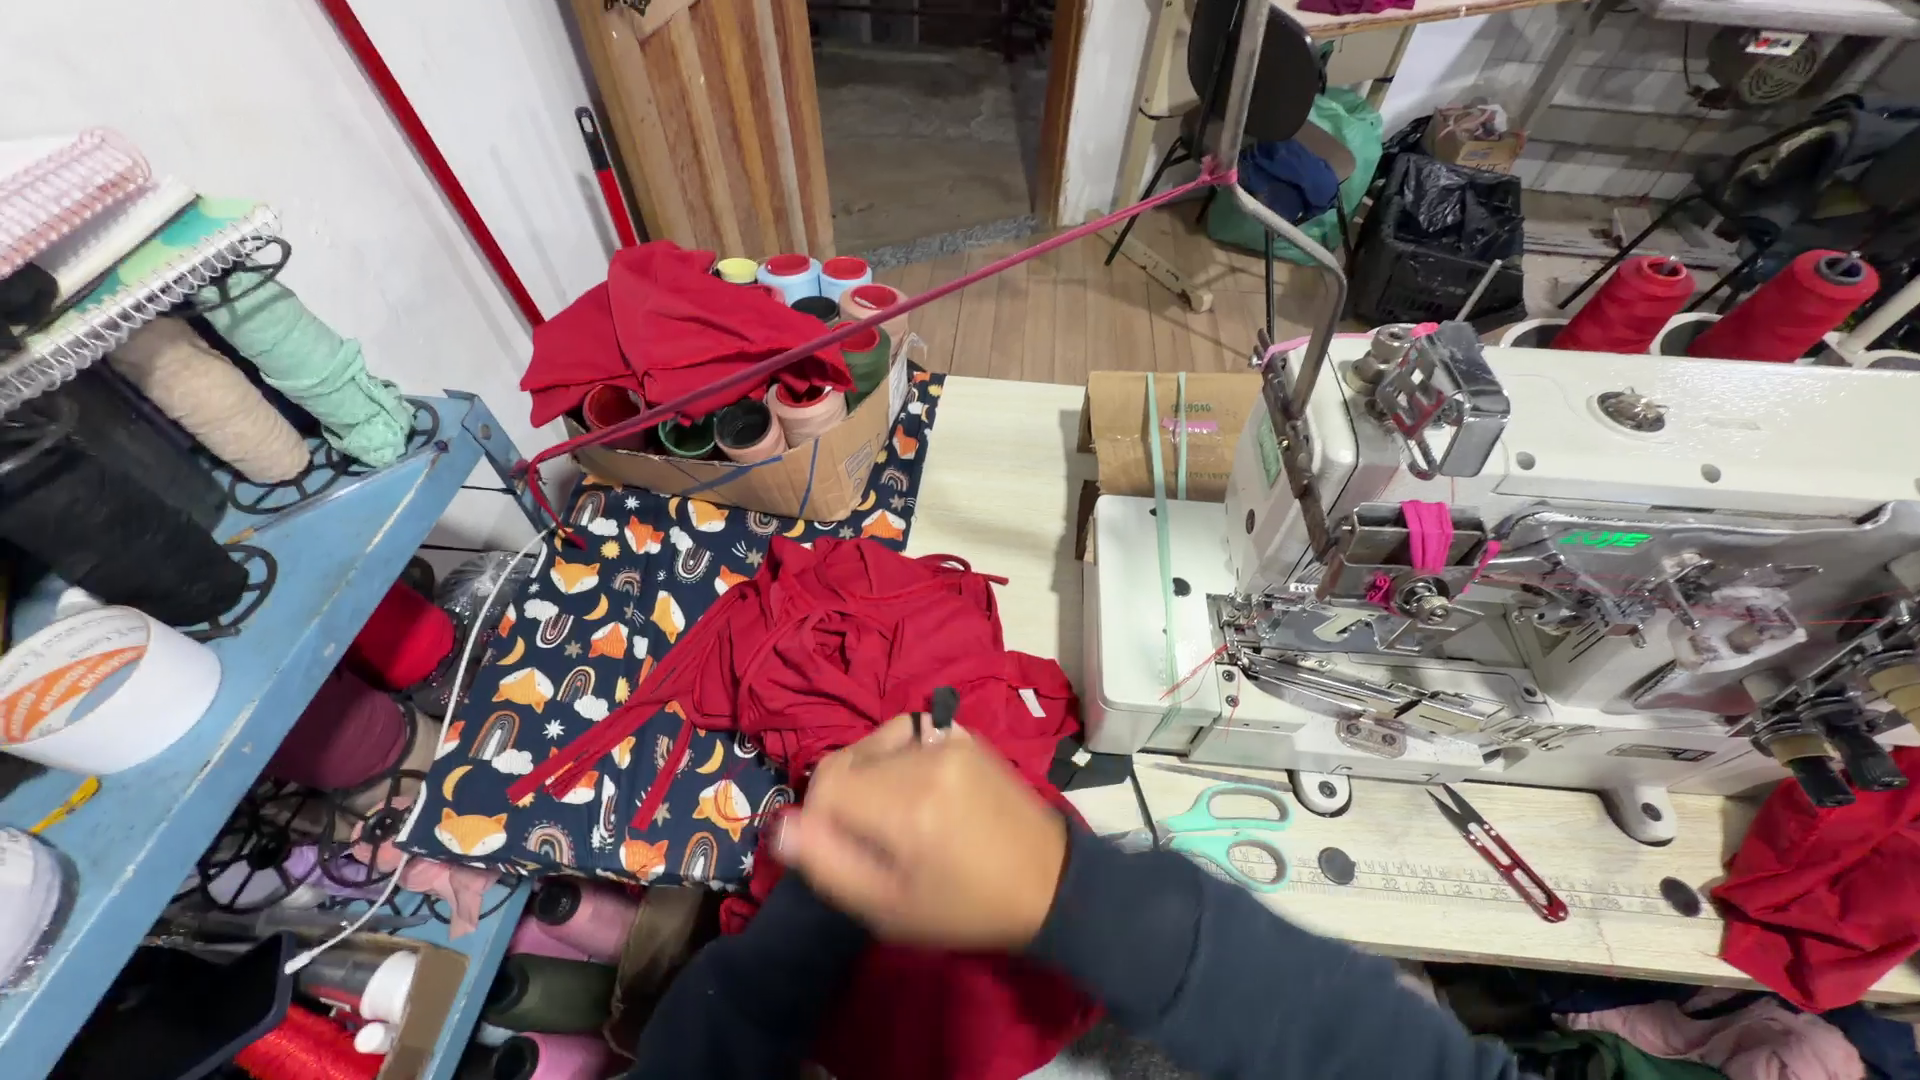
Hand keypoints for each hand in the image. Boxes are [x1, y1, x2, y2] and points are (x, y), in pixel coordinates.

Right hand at [774, 714, 1067, 949]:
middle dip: (843, 796)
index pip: (825, 781)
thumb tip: (782, 824)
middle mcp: (926, 758)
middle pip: (847, 759)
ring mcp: (950, 739)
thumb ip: (829, 865)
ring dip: (869, 774)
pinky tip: (917, 789)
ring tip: (893, 813)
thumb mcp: (889, 908)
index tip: (841, 848)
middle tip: (870, 837)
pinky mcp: (964, 734)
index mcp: (907, 805)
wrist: (1045, 880)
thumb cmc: (964, 907)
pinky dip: (897, 757)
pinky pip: (906, 734)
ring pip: (873, 744)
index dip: (819, 817)